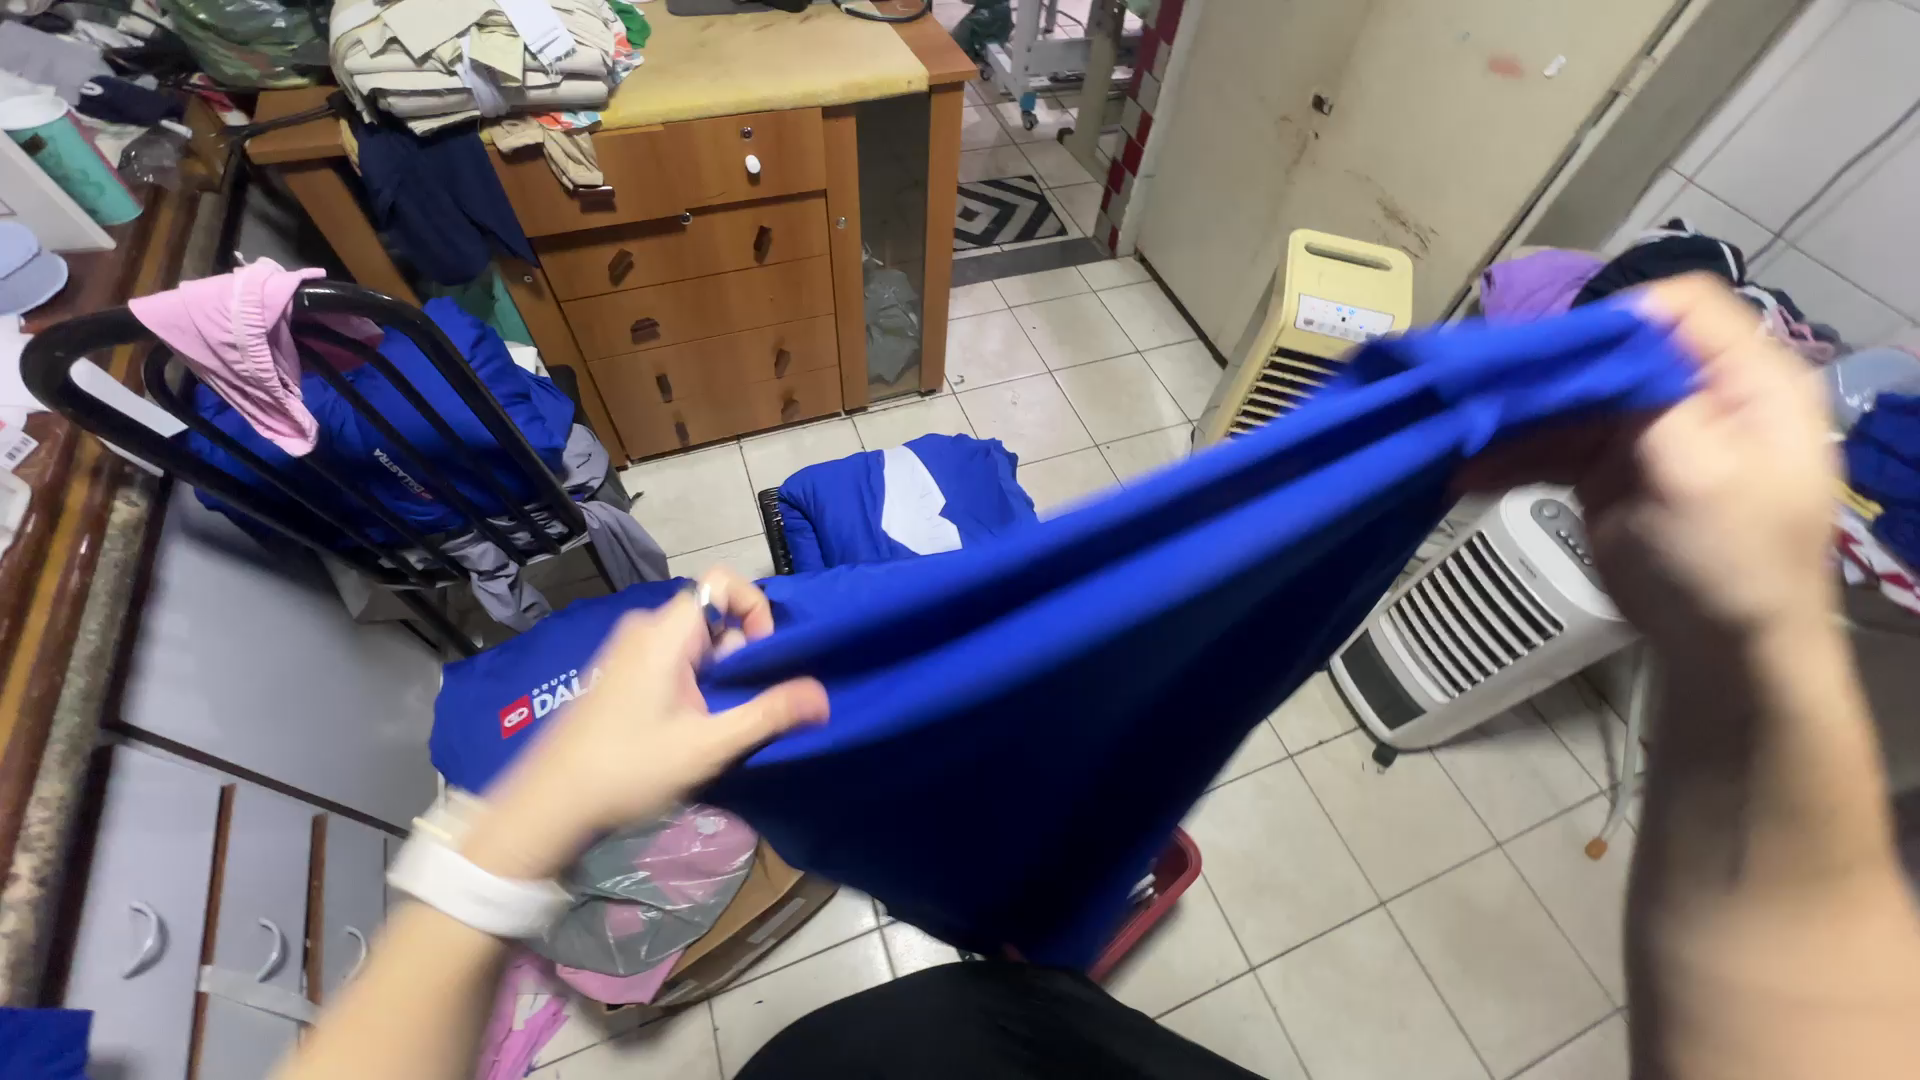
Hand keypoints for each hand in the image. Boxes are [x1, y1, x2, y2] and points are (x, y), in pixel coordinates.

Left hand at [460, 568, 828, 878]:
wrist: (548, 805)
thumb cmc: (628, 769)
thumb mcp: (708, 746)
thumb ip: (768, 715)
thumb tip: (823, 697)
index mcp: (666, 632)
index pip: (723, 581)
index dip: (755, 607)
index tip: (763, 656)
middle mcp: (646, 628)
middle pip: (715, 613)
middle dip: (742, 650)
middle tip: (742, 698)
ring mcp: (629, 649)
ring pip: (697, 638)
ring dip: (721, 669)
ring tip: (718, 716)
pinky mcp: (621, 671)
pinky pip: (676, 654)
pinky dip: (697, 677)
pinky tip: (690, 722)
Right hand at [1465, 274, 1838, 654]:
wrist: (1717, 643)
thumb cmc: (1728, 561)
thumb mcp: (1701, 474)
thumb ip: (1657, 402)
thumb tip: (1602, 340)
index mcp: (1741, 384)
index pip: (1679, 310)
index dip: (1613, 319)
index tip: (1546, 355)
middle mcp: (1688, 398)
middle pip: (1605, 359)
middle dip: (1540, 378)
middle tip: (1474, 396)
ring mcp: (1641, 436)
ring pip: (1563, 407)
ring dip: (1509, 427)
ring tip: (1454, 446)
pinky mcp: (1601, 471)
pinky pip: (1546, 451)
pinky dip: (1506, 463)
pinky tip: (1465, 477)